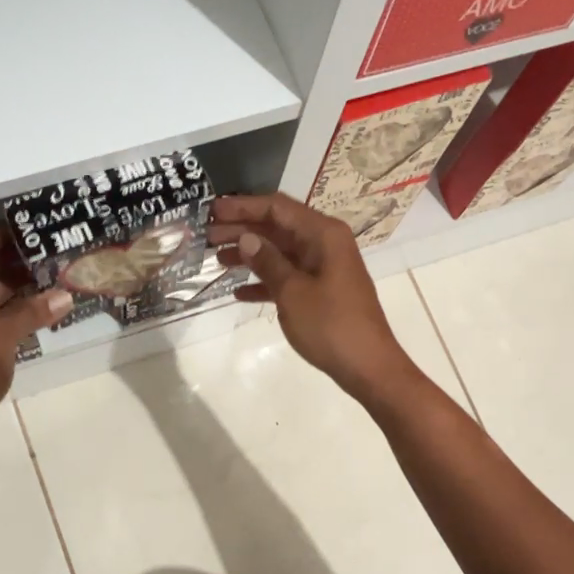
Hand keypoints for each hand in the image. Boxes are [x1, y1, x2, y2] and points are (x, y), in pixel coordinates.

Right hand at [213, 193, 418, 402]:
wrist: (367, 366)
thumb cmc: (330, 325)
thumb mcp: (292, 292)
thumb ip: (267, 262)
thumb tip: (245, 238)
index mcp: (323, 234)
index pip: (277, 208)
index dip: (242, 207)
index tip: (212, 211)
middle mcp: (324, 244)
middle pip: (277, 228)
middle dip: (242, 230)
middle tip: (206, 237)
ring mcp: (324, 269)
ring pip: (280, 253)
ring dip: (249, 255)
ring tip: (216, 260)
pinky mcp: (321, 292)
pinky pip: (288, 278)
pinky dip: (264, 282)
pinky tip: (238, 293)